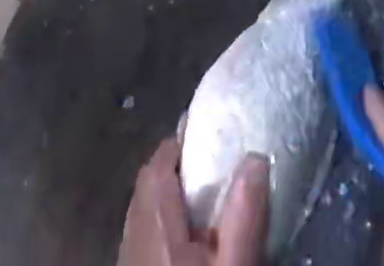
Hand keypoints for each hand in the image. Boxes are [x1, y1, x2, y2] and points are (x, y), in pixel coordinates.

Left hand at [117, 137, 269, 265]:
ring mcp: (128, 257)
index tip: (208, 131)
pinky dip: (163, 220)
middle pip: (147, 184)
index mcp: (154, 223)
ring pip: (142, 209)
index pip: (158, 165)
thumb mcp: (234, 264)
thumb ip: (243, 215)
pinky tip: (190, 237)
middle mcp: (132, 235)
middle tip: (211, 161)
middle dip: (176, 166)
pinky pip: (142, 233)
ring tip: (205, 196)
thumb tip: (255, 157)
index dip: (180, 142)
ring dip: (168, 194)